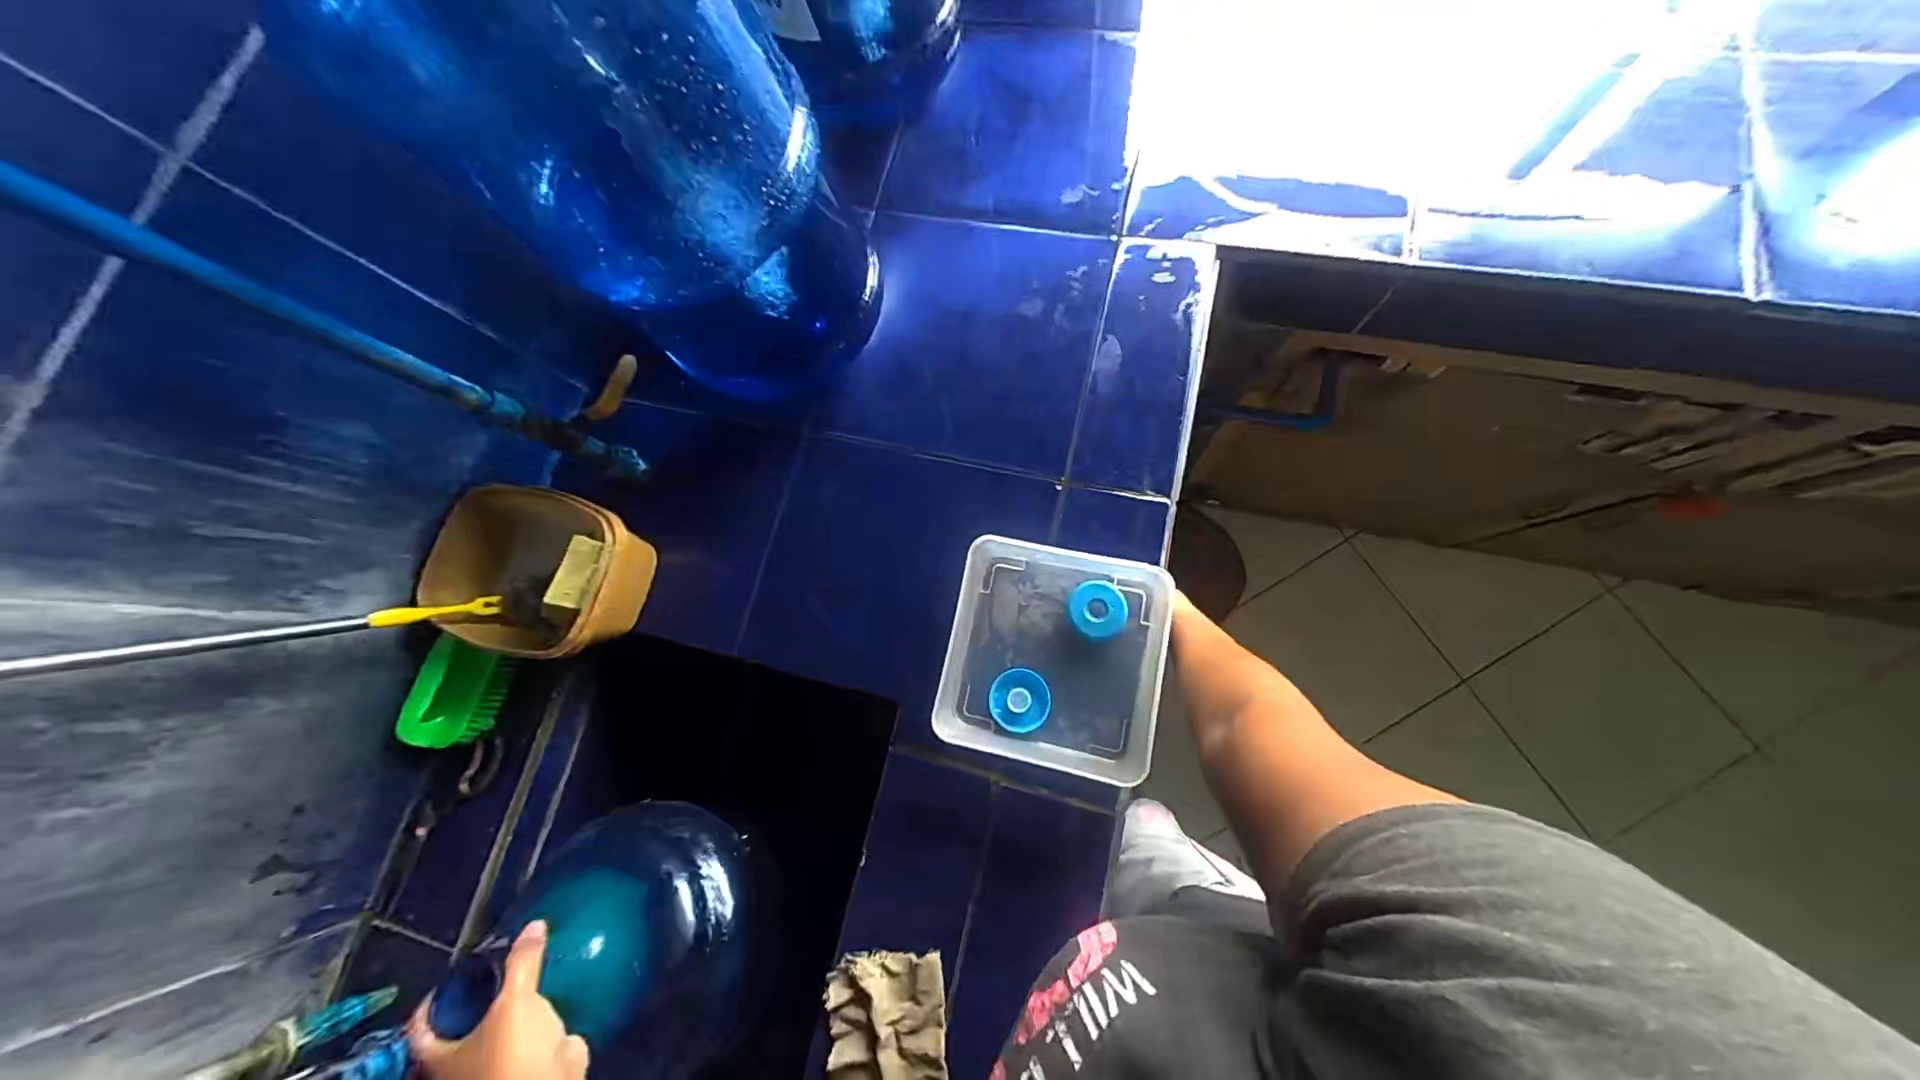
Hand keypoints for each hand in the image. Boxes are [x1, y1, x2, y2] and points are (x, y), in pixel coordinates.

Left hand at [409, 921, 589, 1079]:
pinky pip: (533, 1035)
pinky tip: (558, 994)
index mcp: (442, 1057)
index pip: (422, 1029)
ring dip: (514, 1008)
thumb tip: (535, 925)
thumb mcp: (515, 1001)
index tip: (448, 979)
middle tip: (500, 965)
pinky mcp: (533, 1064)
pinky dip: (543, 1017)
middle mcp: (464, 1065)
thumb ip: (523, 963)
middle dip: (481, 998)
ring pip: (501, 1031)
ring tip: (533, 973)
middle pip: (464, 1027)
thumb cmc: (510, 1056)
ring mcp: (499, 1065)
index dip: (430, 1003)